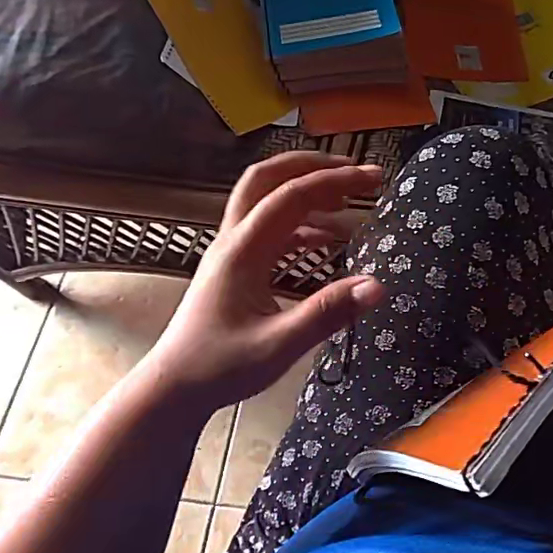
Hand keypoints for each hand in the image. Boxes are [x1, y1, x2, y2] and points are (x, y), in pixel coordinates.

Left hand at [149, 151, 386, 405]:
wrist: (175, 387)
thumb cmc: (221, 367)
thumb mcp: (279, 345)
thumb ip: (327, 313)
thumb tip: (377, 285)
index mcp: (243, 251)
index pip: (292, 197)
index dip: (335, 181)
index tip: (374, 177)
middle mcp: (234, 241)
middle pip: (267, 179)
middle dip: (311, 166)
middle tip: (353, 170)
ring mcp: (232, 252)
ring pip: (265, 199)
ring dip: (306, 190)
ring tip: (347, 201)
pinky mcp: (236, 266)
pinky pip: (269, 228)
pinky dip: (301, 221)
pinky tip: (326, 239)